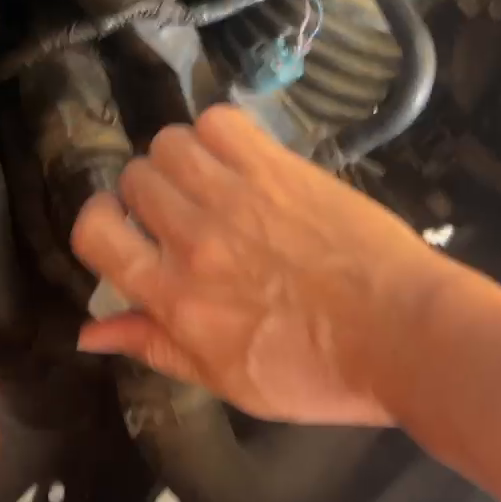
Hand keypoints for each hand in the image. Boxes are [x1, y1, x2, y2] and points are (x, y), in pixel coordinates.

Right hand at [71, 106, 466, 425]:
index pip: (94, 232)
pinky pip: (217, 122)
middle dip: (147, 194)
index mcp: (175, 296)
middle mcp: (193, 239)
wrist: (412, 339)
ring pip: (167, 144)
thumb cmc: (318, 371)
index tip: (122, 226)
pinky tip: (237, 158)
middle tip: (182, 212)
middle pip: (132, 179)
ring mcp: (235, 197)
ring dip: (180, 161)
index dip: (98, 221)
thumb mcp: (227, 379)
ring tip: (209, 180)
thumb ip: (154, 347)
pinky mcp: (276, 167)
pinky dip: (217, 134)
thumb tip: (88, 331)